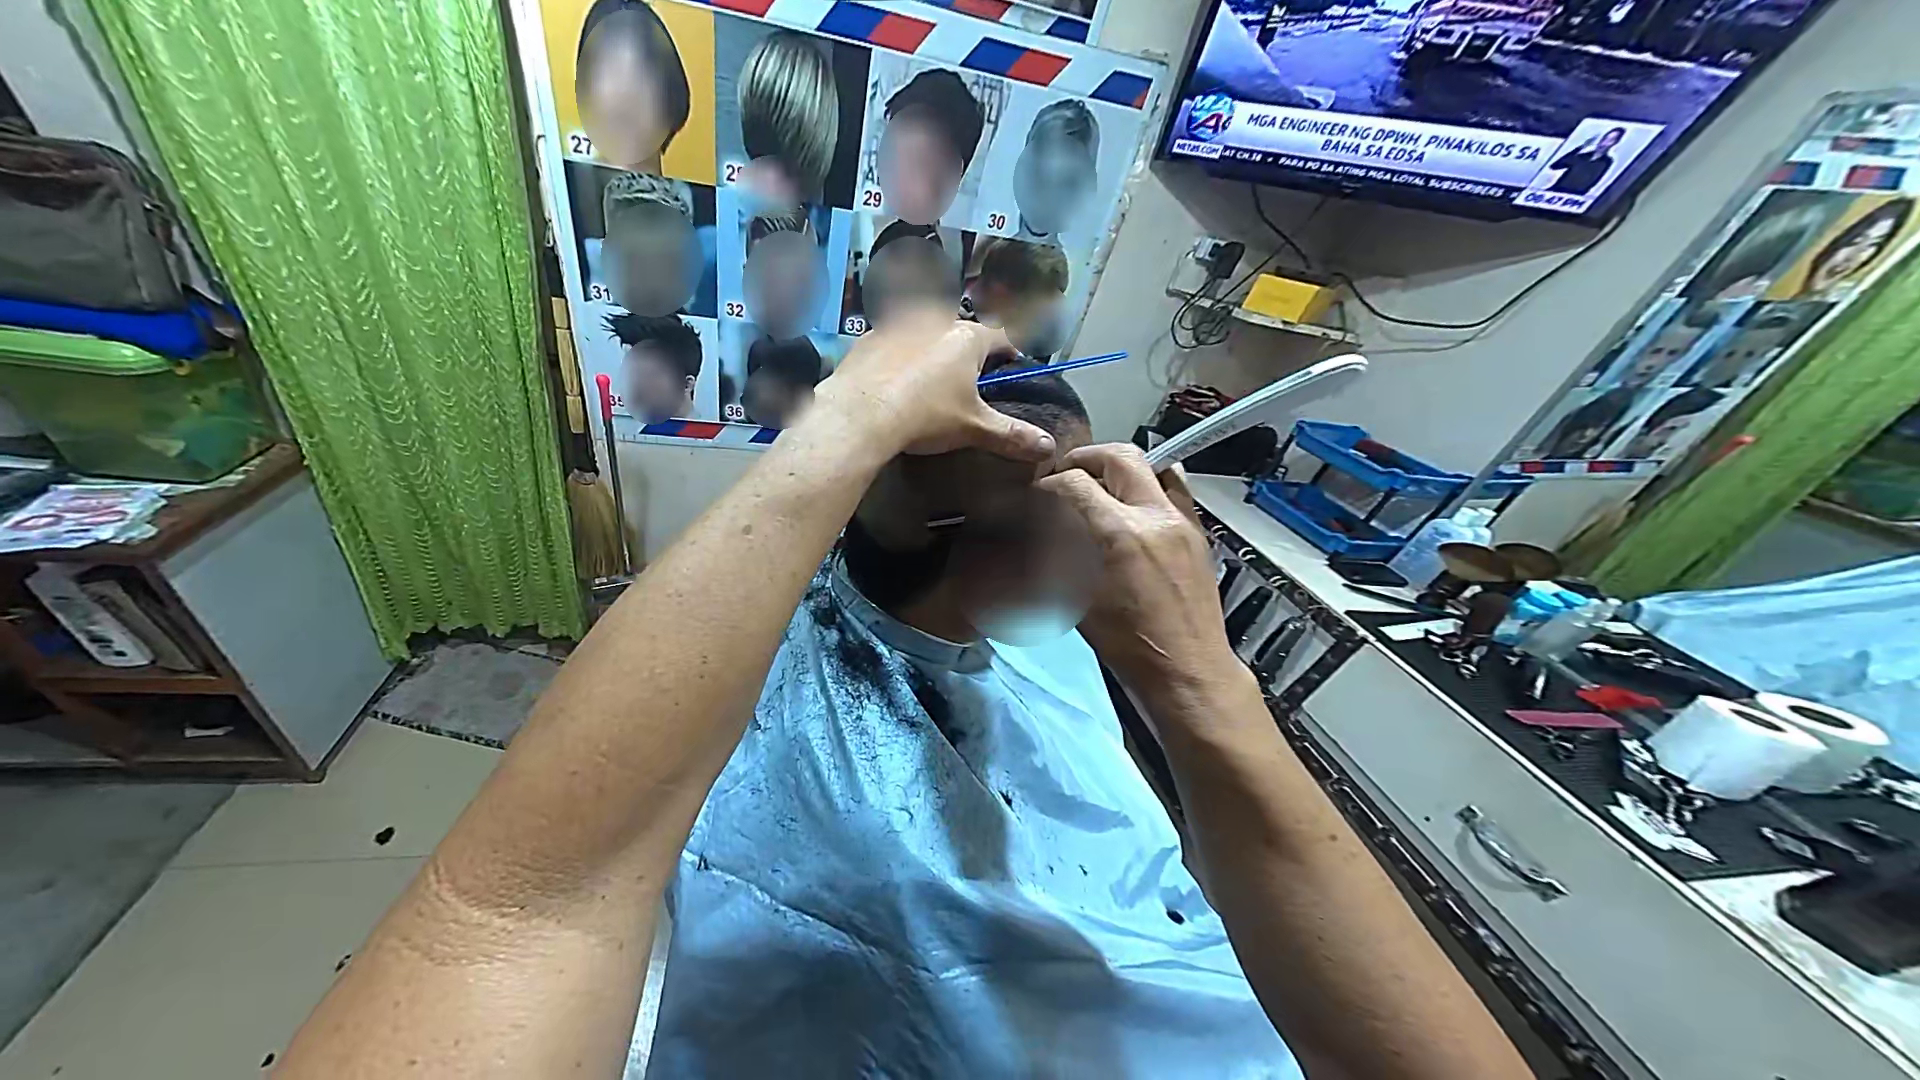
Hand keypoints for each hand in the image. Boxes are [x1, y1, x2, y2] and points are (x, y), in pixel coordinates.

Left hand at [809, 309, 1055, 461]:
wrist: (860, 416)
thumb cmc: (926, 416)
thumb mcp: (973, 428)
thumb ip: (1011, 434)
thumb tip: (1049, 446)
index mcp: (967, 338)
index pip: (1002, 339)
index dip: (1010, 356)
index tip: (1010, 372)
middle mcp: (934, 321)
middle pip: (961, 334)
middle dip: (967, 354)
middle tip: (966, 384)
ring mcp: (897, 326)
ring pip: (924, 333)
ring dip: (930, 350)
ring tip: (927, 382)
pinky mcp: (866, 339)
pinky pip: (890, 344)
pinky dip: (896, 358)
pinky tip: (891, 382)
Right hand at [1037, 444, 1241, 705]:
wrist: (1185, 667)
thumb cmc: (1127, 643)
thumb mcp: (1075, 598)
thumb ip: (1057, 552)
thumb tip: (1040, 525)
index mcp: (1119, 535)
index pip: (1075, 483)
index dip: (1050, 484)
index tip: (1040, 493)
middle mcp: (1155, 517)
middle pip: (1118, 456)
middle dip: (1086, 459)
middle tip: (1068, 473)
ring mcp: (1182, 521)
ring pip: (1151, 465)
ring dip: (1119, 467)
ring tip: (1100, 483)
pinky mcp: (1198, 532)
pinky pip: (1174, 488)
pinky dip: (1148, 484)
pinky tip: (1133, 504)